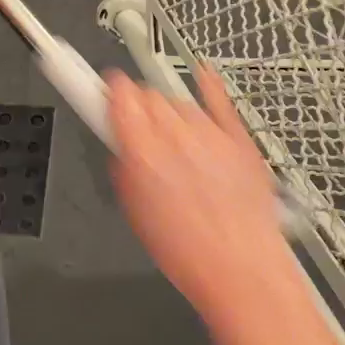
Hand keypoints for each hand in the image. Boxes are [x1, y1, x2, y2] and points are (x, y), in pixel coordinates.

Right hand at [110, 64, 291, 309]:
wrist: (242, 270)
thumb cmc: (188, 251)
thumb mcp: (133, 210)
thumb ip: (122, 166)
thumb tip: (120, 146)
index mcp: (140, 148)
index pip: (118, 92)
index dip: (108, 90)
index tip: (102, 90)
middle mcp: (173, 132)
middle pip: (147, 94)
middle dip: (140, 107)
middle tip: (140, 129)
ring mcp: (208, 132)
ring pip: (178, 101)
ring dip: (170, 113)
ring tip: (175, 144)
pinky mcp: (238, 139)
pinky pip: (219, 98)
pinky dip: (208, 85)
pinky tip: (202, 74)